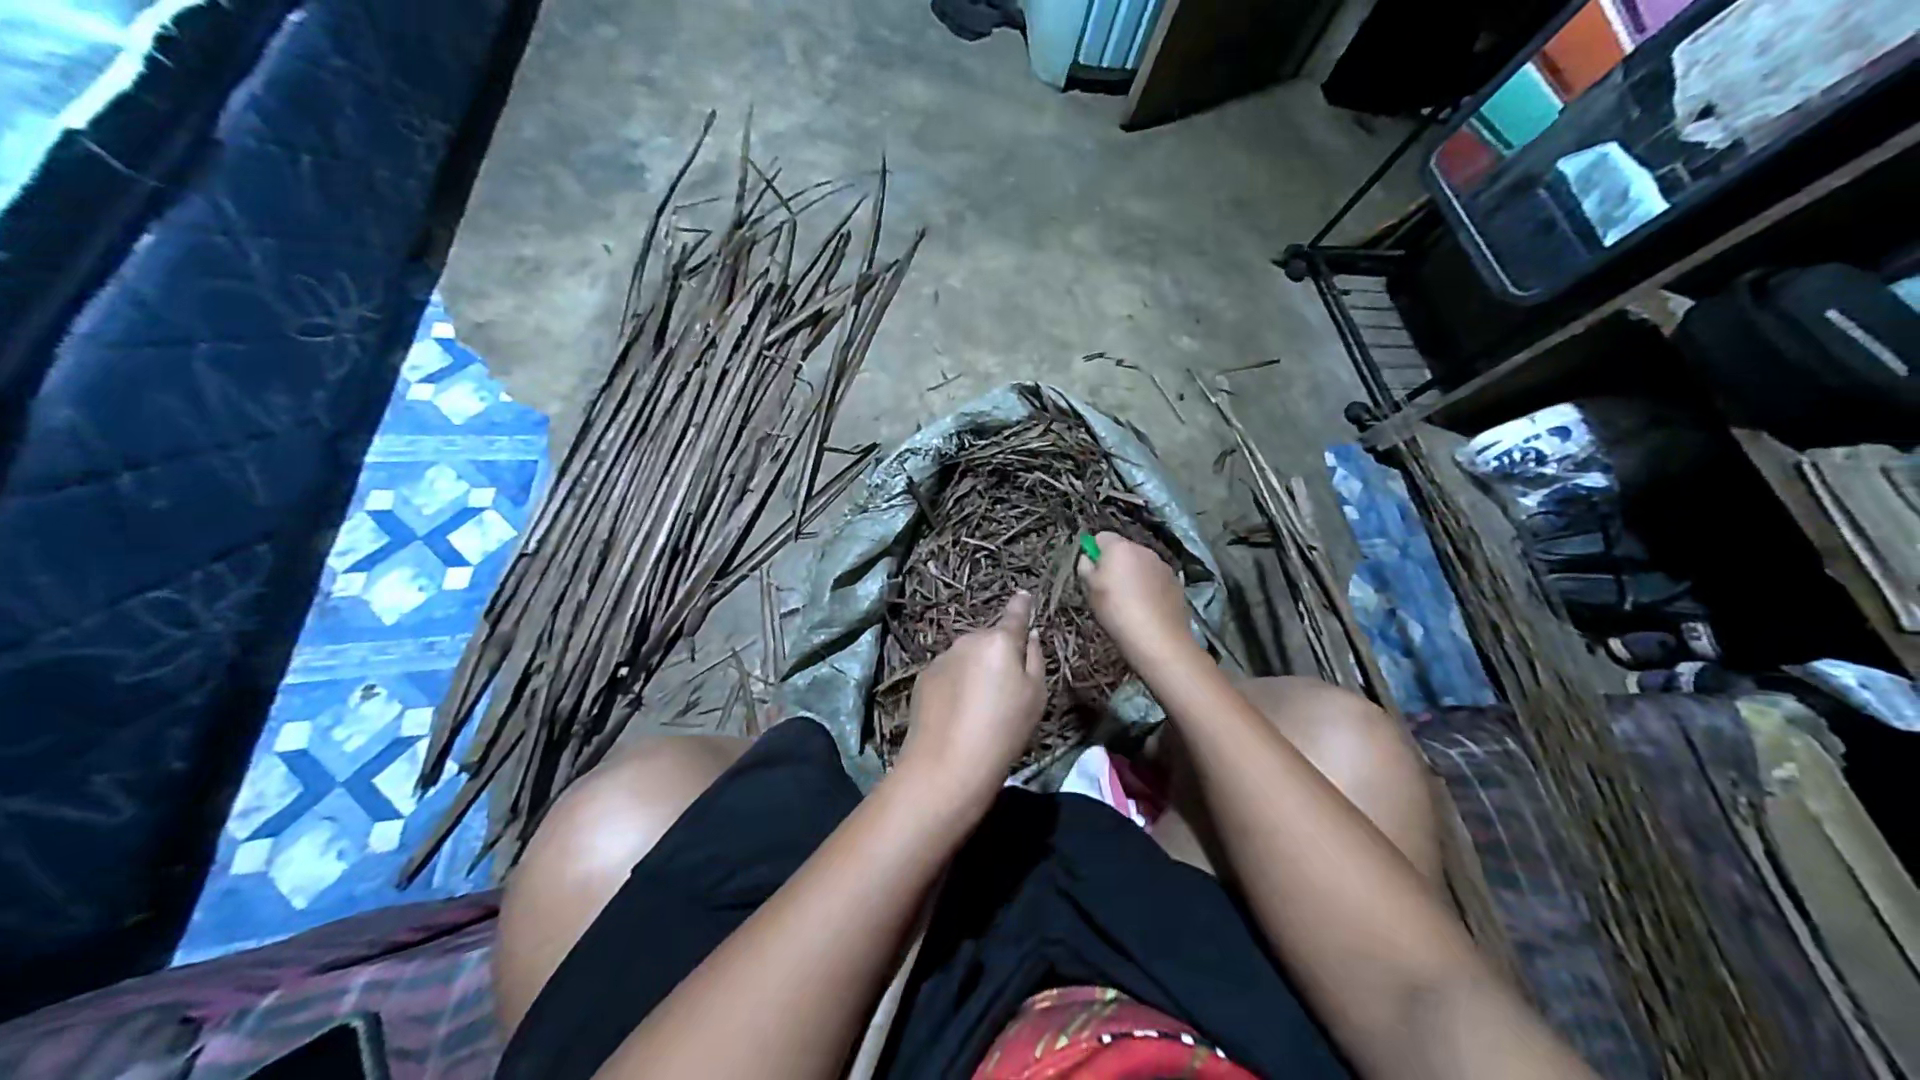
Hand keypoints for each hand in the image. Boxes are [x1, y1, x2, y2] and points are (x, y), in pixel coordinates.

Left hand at [897, 591, 1046, 810]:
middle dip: (997, 652)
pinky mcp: (923, 677)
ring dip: (975, 669)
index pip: (1014, 614)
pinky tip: (958, 711)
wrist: (947, 763)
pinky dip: (956, 683)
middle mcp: (967, 640)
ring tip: (980, 706)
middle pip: (989, 640)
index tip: (1024, 595)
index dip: (1022, 605)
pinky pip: (948, 673)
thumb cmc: (1003, 729)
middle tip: (1006, 686)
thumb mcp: (1035, 696)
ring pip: (966, 656)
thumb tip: (1028, 635)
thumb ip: (1034, 659)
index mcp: (999, 641)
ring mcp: (942, 658)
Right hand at [1076, 531, 1195, 669]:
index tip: (1093, 573)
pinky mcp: (1176, 583)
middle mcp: (1144, 550)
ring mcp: (1163, 566)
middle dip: (1116, 564)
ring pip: (1142, 564)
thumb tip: (1088, 558)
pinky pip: (1156, 579)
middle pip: (1124, 550)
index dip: (1094, 552)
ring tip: (1130, 602)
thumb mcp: (1090, 589)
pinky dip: (1150, 588)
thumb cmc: (1116, 610)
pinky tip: (1147, 609)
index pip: (1102, 536)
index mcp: (1120, 548)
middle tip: (1109, 590)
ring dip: (1135, 575)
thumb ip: (1085, 567)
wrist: (1158, 638)